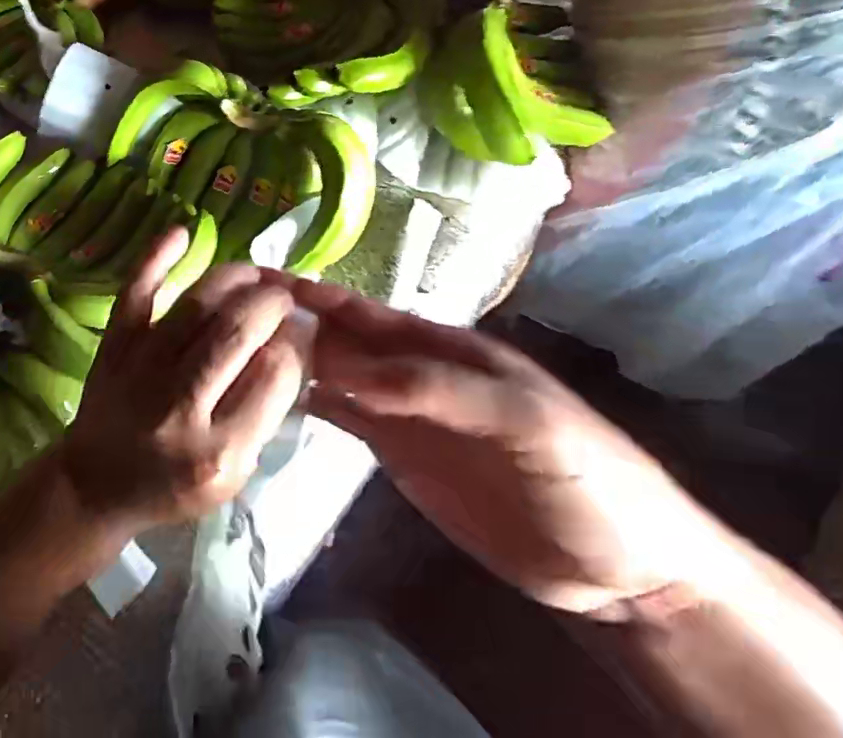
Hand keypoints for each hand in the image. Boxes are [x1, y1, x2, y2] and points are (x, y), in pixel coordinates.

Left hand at [60, 231, 307, 533]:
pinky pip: (137, 291)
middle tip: (283, 298)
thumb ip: (264, 411)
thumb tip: (292, 339)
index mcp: (217, 451)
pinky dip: (157, 257)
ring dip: (236, 278)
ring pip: (198, 304)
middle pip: (238, 330)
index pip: (276, 374)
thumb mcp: (234, 473)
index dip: (297, 342)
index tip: (300, 331)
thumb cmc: (173, 485)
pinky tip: (183, 232)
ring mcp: (140, 369)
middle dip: (272, 303)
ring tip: (256, 277)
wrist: (95, 483)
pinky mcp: (114, 346)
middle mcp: (179, 405)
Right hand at [282, 278, 735, 616]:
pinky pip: (344, 417)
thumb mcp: (518, 419)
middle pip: (341, 337)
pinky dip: (309, 401)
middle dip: (289, 320)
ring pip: (336, 374)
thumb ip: (432, 387)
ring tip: (237, 348)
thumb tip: (342, 367)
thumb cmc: (580, 472)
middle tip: (226, 313)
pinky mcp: (398, 451)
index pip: (366, 311)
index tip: (258, 280)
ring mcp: (402, 412)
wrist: (616, 561)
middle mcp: (413, 369)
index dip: (315, 293)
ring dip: (292, 358)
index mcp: (444, 345)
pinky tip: (273, 396)